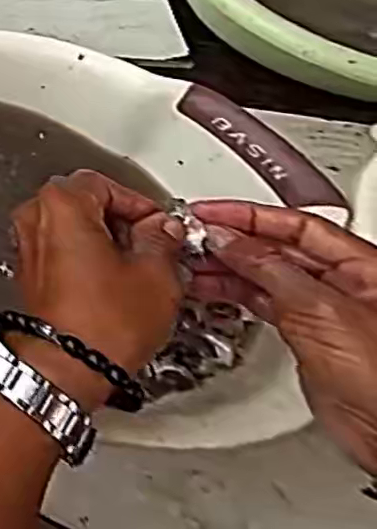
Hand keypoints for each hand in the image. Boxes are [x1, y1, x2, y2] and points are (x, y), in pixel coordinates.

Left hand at [9, 171, 185, 401]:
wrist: (71, 351)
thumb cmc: (106, 317)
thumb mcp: (154, 273)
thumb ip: (160, 240)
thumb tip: (163, 226)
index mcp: (59, 207)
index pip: (97, 182)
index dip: (136, 201)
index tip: (160, 223)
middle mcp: (33, 215)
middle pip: (79, 197)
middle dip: (120, 215)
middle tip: (154, 241)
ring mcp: (25, 235)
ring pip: (68, 218)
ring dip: (103, 231)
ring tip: (138, 260)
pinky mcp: (27, 257)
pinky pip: (57, 238)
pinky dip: (84, 245)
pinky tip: (112, 272)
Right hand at [189, 200, 376, 473]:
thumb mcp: (321, 310)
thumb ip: (268, 267)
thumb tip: (224, 236)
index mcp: (369, 275)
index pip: (300, 227)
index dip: (249, 215)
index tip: (204, 212)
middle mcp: (349, 290)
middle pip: (278, 248)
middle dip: (229, 241)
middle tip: (187, 237)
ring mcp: (326, 312)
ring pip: (263, 272)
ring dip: (221, 264)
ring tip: (187, 261)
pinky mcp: (307, 333)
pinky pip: (259, 297)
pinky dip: (227, 288)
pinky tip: (204, 286)